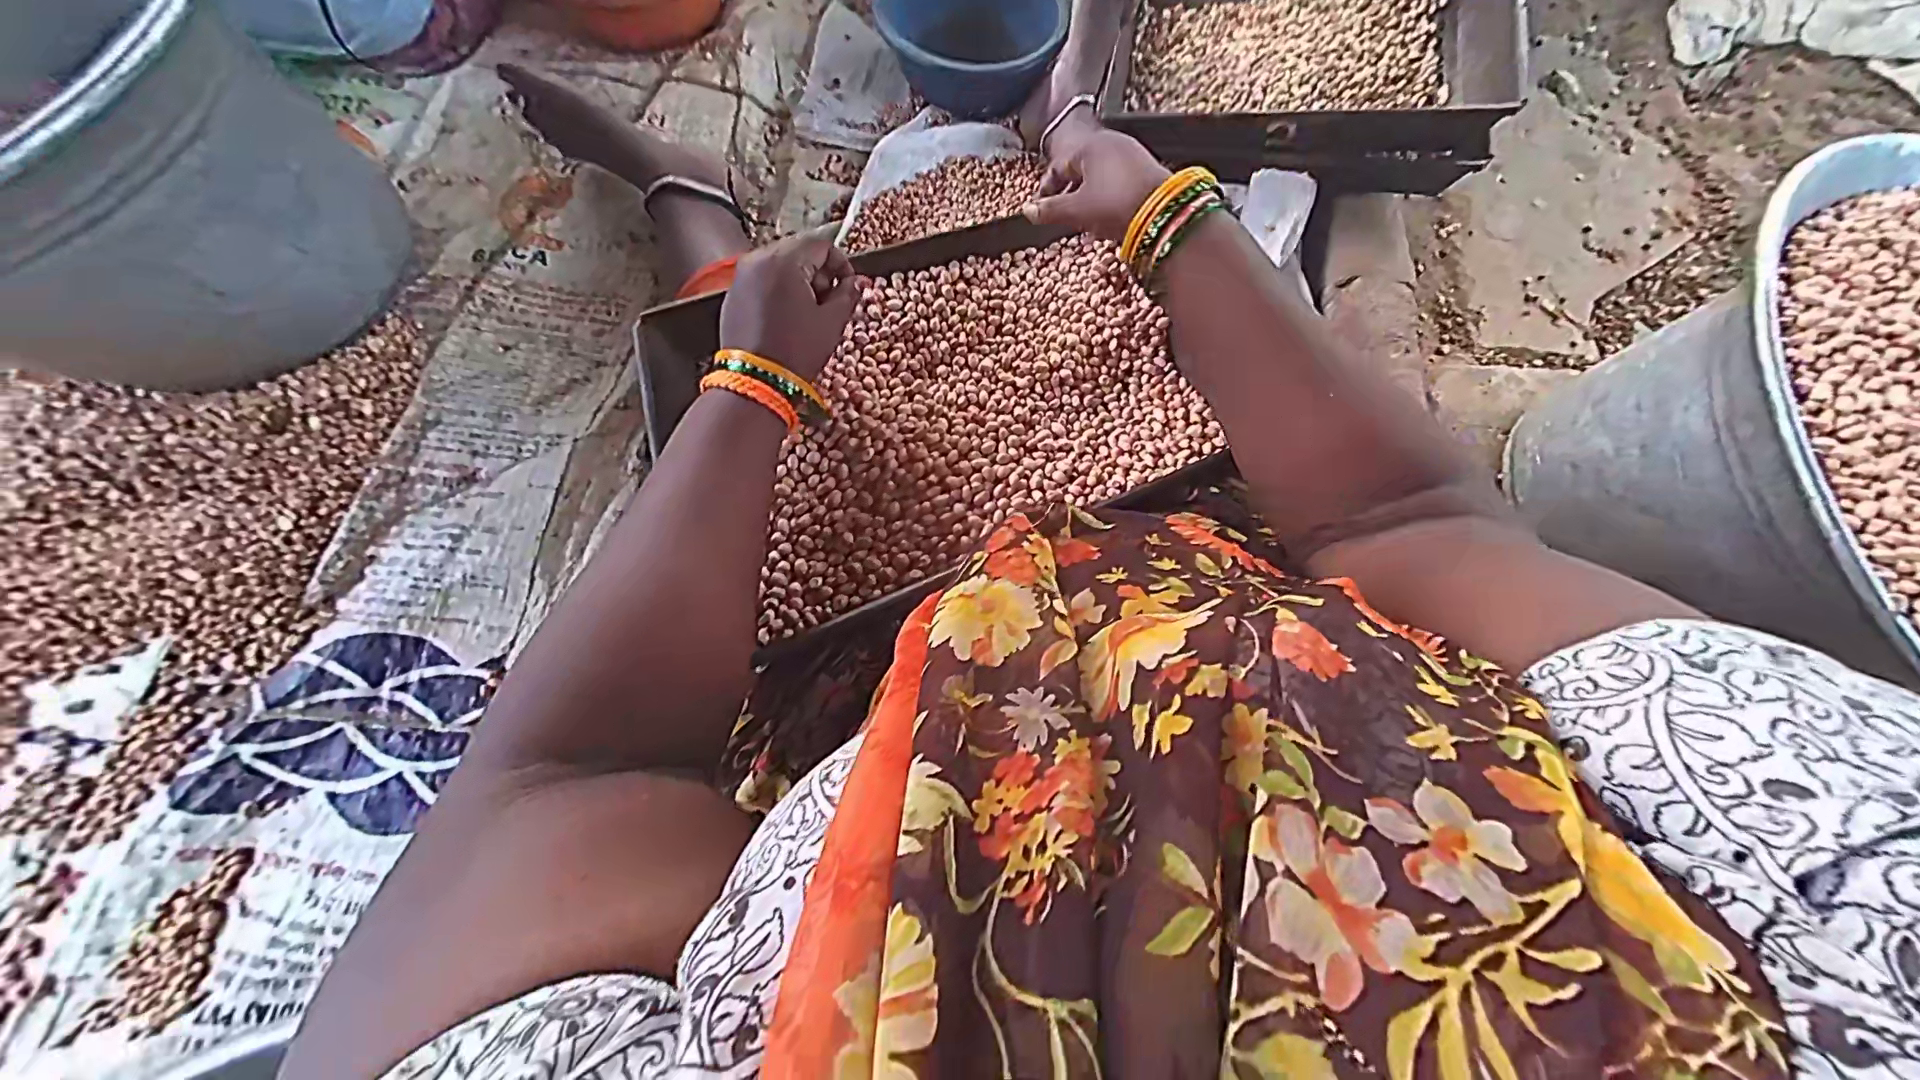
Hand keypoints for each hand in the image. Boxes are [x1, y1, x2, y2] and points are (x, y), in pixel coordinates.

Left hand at [718, 228, 859, 381]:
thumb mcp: (831, 323)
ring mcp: (742, 276)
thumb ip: (847, 295)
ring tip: (809, 314)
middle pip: (799, 251)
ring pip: (780, 265)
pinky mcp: (733, 294)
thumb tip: (855, 283)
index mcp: (785, 261)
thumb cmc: (796, 351)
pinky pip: (763, 281)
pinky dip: (780, 292)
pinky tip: (788, 319)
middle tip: (829, 303)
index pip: (821, 243)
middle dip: (819, 273)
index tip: (849, 286)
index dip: (841, 263)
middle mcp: (758, 259)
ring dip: (800, 282)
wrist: (756, 381)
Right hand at [1023, 125, 1170, 243]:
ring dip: (1085, 194)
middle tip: (1059, 213)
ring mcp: (1130, 154)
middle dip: (1066, 191)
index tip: (1039, 208)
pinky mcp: (1145, 169)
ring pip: (1097, 174)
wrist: (1163, 212)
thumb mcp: (1077, 211)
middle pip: (1078, 167)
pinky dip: (1103, 194)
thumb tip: (1027, 211)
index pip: (1058, 166)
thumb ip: (1050, 210)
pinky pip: (1115, 179)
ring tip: (1081, 217)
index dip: (1045, 189)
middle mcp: (1111, 143)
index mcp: (1090, 147)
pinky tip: (1104, 213)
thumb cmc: (1116, 205)